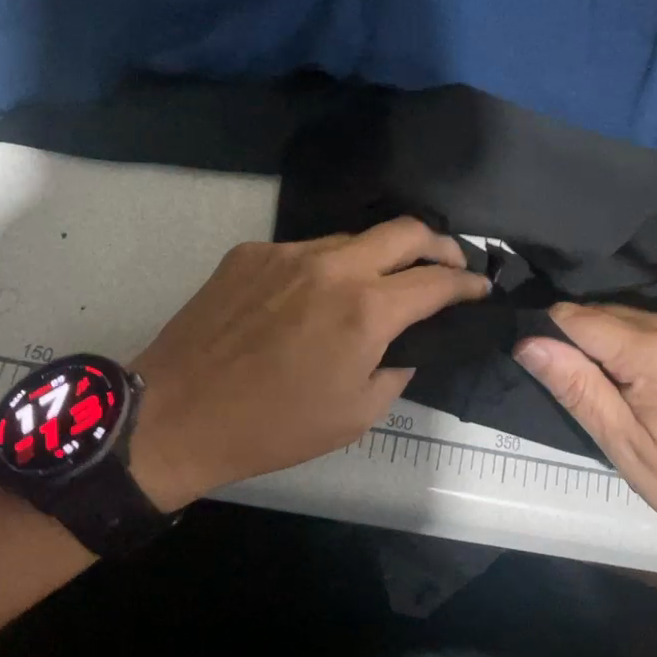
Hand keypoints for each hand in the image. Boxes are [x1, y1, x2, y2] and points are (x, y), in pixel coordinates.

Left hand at [126, 218, 488, 509]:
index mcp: (366, 309)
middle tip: (451, 265)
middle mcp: (333, 265)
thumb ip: (397, 369)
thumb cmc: (273, 427)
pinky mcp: (251, 252)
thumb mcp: (355, 414)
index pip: (438, 280)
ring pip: (355, 236)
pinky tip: (315, 298)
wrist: (175, 416)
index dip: (468, 284)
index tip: (481, 289)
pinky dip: (328, 267)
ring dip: (381, 255)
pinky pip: (306, 250)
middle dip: (441, 244)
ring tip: (382, 284)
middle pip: (407, 229)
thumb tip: (407, 343)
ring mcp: (288, 252)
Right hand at [514, 304, 656, 559]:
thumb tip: (528, 343)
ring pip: (635, 317)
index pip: (579, 318)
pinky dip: (645, 343)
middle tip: (582, 390)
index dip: (551, 335)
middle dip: (583, 342)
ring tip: (618, 392)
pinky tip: (651, 382)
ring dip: (614, 342)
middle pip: (607, 314)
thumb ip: (576, 386)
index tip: (539, 362)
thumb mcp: (623, 444)